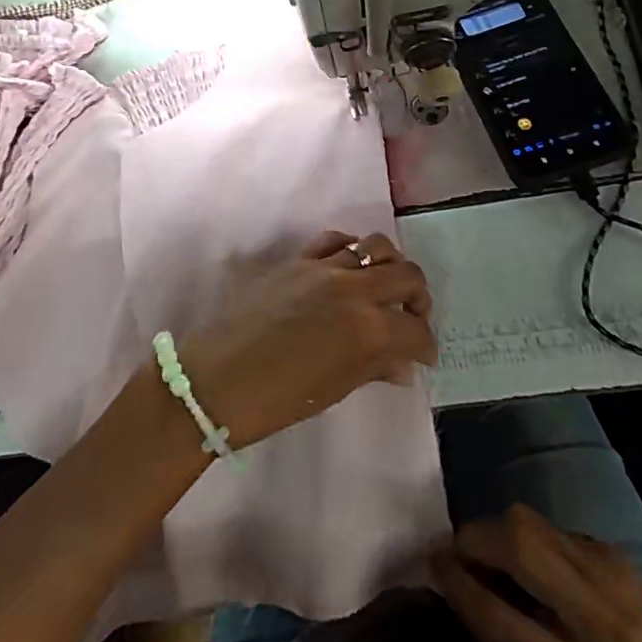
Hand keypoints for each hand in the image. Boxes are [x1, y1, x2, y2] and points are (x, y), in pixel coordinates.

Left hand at [169, 231, 435, 450]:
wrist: (214, 382)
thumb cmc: (277, 400)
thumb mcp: (334, 388)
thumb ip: (375, 368)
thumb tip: (404, 366)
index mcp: (368, 329)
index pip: (416, 331)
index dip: (426, 345)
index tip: (424, 355)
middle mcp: (353, 290)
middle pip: (408, 276)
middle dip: (419, 299)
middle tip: (412, 318)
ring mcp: (323, 269)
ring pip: (377, 247)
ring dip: (391, 268)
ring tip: (384, 288)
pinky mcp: (297, 260)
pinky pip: (335, 241)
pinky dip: (351, 250)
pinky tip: (348, 269)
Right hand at [435, 505, 641, 641]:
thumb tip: (462, 592)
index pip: (499, 619)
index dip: (456, 587)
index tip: (431, 567)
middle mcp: (601, 617)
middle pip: (519, 544)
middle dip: (474, 538)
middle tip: (455, 551)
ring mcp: (614, 577)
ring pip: (534, 523)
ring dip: (497, 530)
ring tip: (484, 550)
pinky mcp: (618, 555)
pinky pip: (555, 530)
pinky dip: (530, 538)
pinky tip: (527, 560)